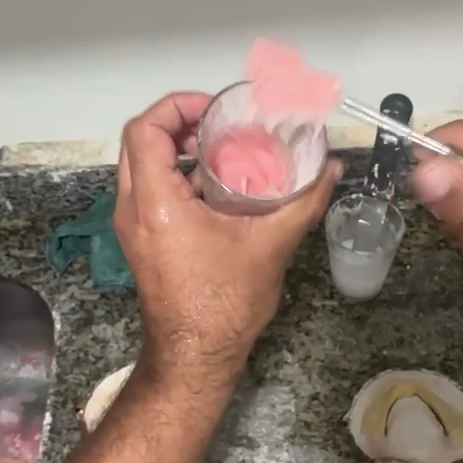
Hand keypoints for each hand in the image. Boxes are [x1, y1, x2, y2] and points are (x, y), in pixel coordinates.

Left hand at [115, 92, 340, 389]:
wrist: (194, 355)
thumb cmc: (223, 305)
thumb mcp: (271, 245)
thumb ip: (303, 200)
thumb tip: (329, 169)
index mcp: (156, 204)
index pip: (144, 129)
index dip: (176, 106)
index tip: (213, 111)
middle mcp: (133, 209)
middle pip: (138, 141)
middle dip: (176, 123)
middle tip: (218, 124)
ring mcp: (133, 225)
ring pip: (140, 164)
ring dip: (175, 148)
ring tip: (220, 148)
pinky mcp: (141, 239)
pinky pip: (148, 189)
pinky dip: (174, 174)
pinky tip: (216, 185)